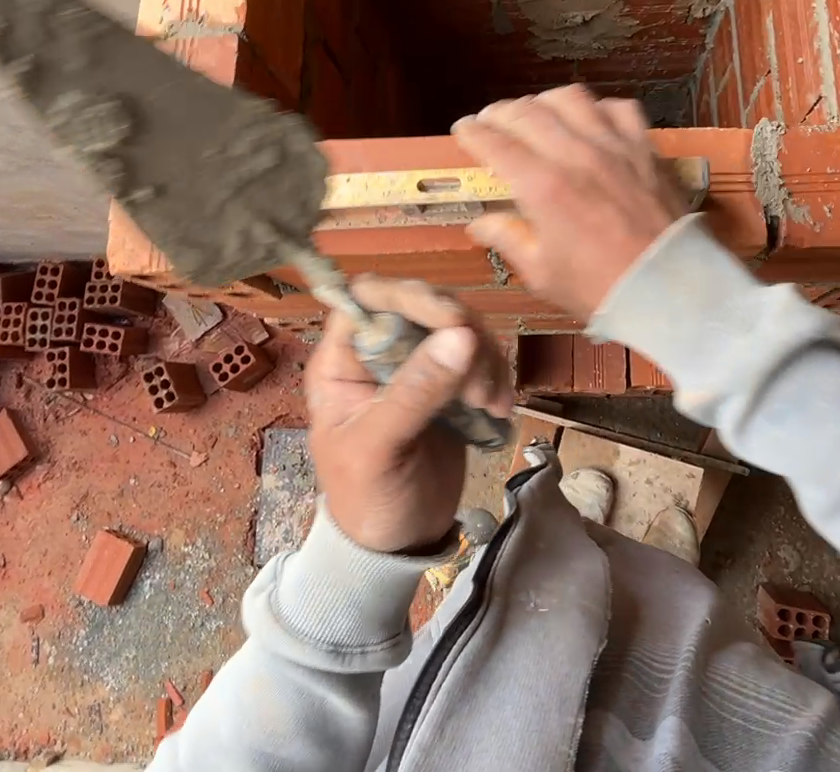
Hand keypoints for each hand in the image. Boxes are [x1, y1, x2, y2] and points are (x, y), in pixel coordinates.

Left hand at [303, 278, 513, 553]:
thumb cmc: (366, 499)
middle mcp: (380, 353)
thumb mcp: (379, 447)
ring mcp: (418, 367)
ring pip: (458, 329)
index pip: (368, 297)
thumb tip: (461, 335)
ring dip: (482, 358)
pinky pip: (479, 358)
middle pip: (423, 305)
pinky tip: (497, 410)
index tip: (451, 320)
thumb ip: (415, 391)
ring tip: (487, 404)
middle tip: (476, 381)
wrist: (399, 543)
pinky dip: (495, 376)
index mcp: (343, 359)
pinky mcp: (451, 386)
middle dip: (457, 332)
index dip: (408, 296)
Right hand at [452, 85, 685, 321]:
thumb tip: (479, 223)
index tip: (462, 130)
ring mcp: (615, 146)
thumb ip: (507, 239)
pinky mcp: (645, 148)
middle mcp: (576, 154)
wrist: (672, 292)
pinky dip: (596, 110)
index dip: (472, 132)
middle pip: (527, 112)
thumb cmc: (600, 289)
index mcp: (543, 187)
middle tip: (491, 123)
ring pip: (570, 98)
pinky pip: (617, 108)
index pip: (495, 142)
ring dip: (544, 103)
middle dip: (500, 113)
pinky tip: (590, 124)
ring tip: (537, 116)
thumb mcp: (542, 274)